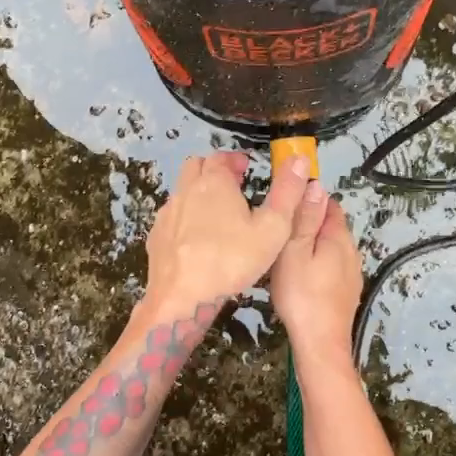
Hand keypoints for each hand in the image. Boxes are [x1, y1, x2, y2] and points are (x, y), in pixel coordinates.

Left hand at [144, 151, 310, 307]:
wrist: (182, 298)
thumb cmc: (232, 260)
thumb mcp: (273, 228)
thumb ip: (287, 192)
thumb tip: (300, 159)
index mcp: (213, 183)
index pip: (220, 156)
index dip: (234, 160)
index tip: (246, 168)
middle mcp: (185, 191)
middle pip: (196, 166)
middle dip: (214, 169)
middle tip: (233, 185)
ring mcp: (167, 214)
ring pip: (181, 191)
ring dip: (198, 192)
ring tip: (217, 214)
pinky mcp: (156, 237)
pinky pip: (172, 216)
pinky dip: (185, 217)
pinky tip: (196, 240)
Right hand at [270, 188, 363, 372]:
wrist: (320, 343)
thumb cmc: (301, 294)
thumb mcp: (295, 250)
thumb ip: (306, 218)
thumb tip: (316, 184)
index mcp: (339, 236)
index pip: (329, 203)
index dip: (309, 199)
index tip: (286, 205)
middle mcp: (352, 250)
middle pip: (331, 225)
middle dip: (310, 223)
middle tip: (281, 232)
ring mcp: (352, 273)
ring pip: (331, 248)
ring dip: (313, 246)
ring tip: (286, 255)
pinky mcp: (347, 291)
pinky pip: (332, 267)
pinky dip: (318, 265)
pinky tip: (301, 277)